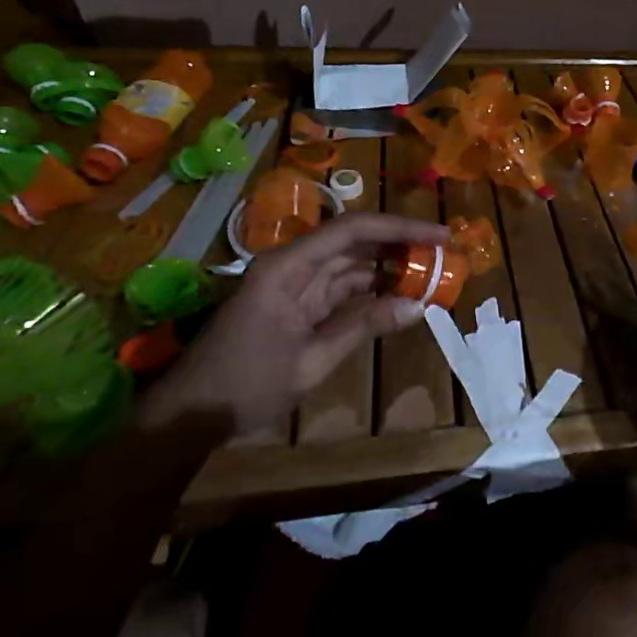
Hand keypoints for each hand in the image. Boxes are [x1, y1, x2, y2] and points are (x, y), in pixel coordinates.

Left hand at [137, 212, 447, 435]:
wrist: (193, 409)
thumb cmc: (247, 384)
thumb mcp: (311, 360)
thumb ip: (361, 327)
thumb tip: (415, 307)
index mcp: (288, 267)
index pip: (351, 231)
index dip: (399, 228)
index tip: (441, 234)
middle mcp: (290, 265)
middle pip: (351, 242)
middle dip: (398, 245)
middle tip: (444, 254)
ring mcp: (290, 284)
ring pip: (346, 264)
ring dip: (385, 268)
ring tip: (429, 273)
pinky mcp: (292, 304)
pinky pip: (335, 288)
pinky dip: (366, 292)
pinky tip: (396, 297)